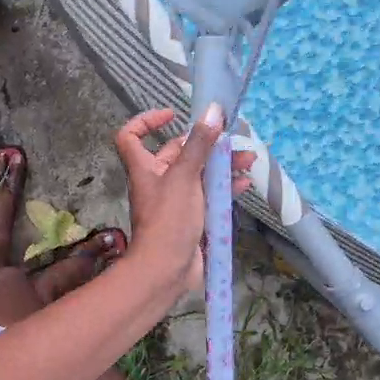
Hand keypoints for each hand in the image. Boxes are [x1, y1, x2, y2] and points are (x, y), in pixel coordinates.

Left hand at [113, 105, 255, 293]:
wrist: (166, 269)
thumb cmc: (168, 219)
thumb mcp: (184, 176)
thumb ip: (199, 144)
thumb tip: (212, 110)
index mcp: (144, 168)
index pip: (131, 137)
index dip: (146, 121)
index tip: (172, 116)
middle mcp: (157, 181)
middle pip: (177, 154)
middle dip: (205, 144)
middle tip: (232, 139)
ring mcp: (175, 201)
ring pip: (198, 174)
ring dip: (221, 164)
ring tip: (249, 159)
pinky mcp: (192, 218)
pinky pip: (209, 196)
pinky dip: (225, 187)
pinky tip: (245, 183)